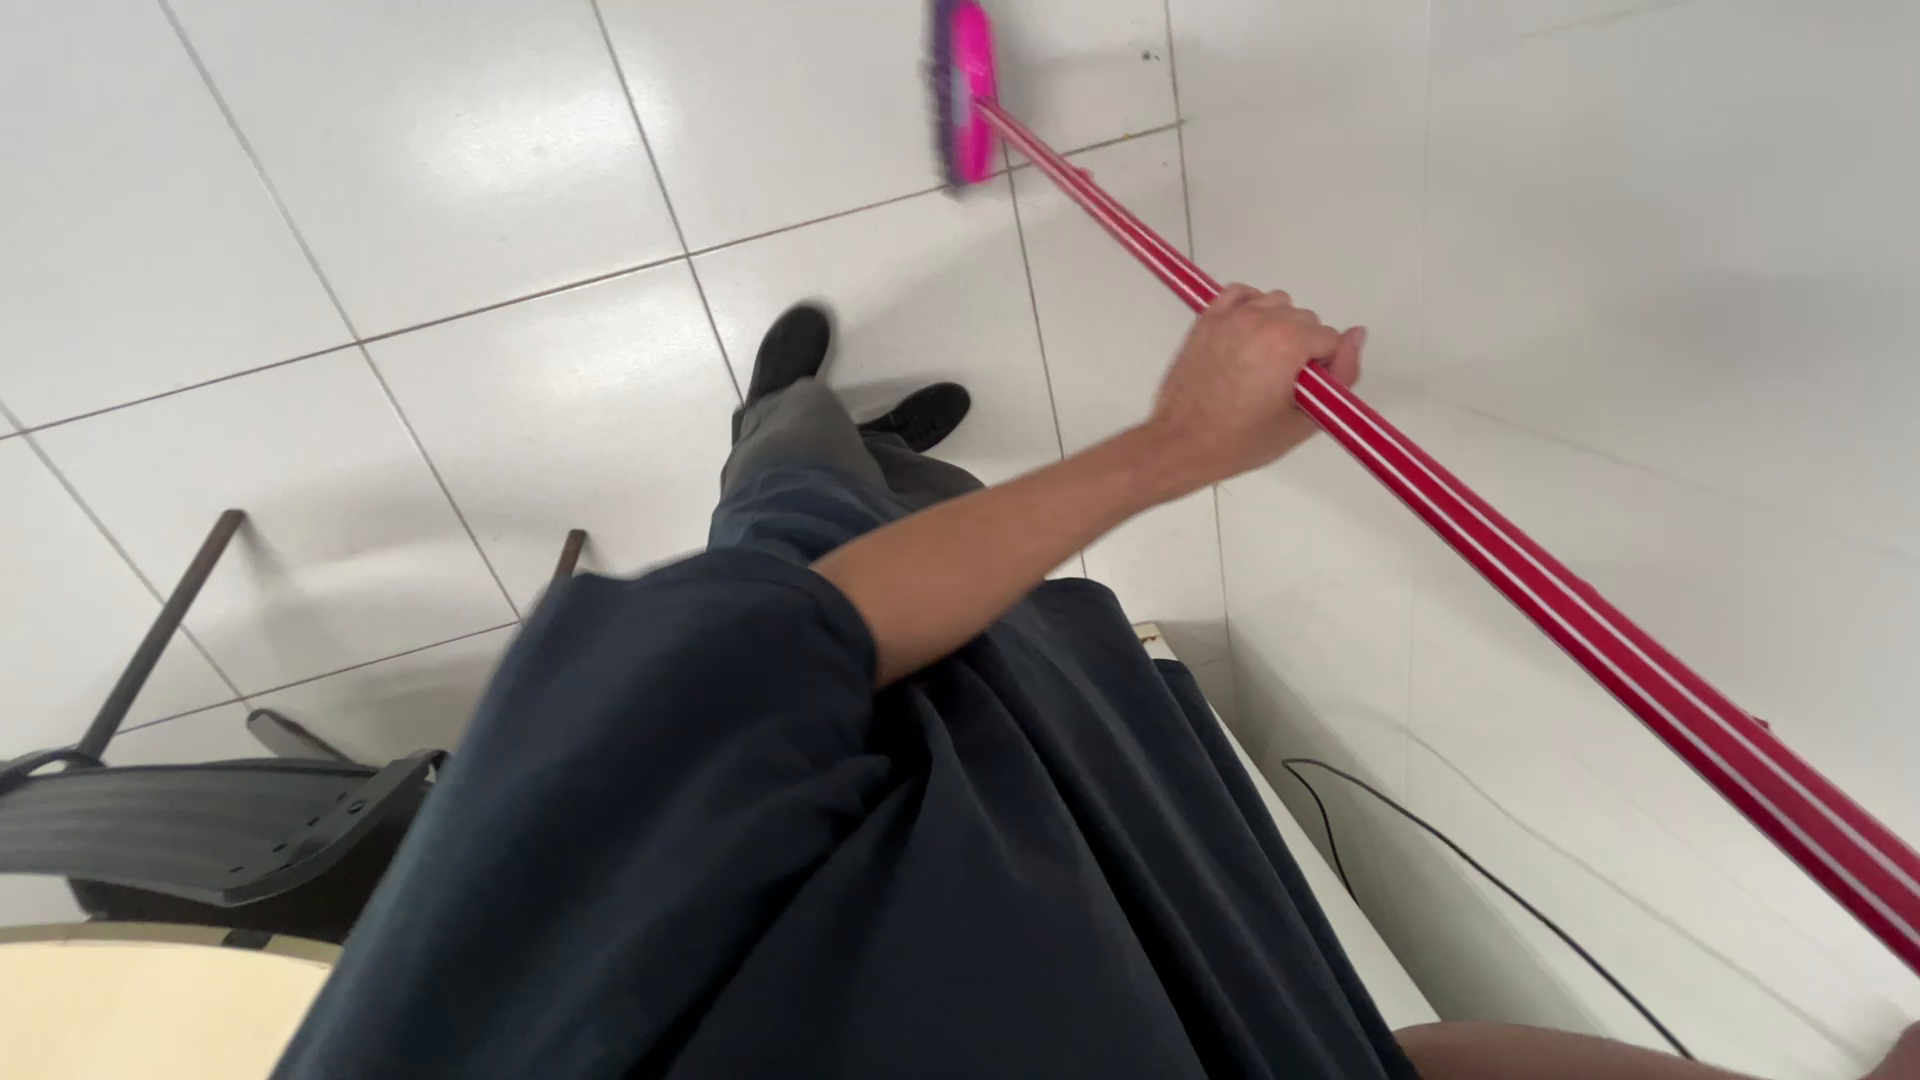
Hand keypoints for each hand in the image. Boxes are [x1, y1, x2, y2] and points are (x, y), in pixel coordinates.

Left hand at [1142, 284, 1363, 492]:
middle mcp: (1261, 320)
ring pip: (1276, 304)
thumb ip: (1342, 376)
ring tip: (1260, 363)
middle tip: (1278, 384)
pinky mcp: (1206, 320)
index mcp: (1289, 343)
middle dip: (1300, 348)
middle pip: (1305, 321)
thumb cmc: (1241, 441)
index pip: (1331, 340)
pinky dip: (1249, 306)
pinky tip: (1247, 334)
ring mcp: (1230, 317)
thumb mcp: (1304, 420)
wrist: (1181, 444)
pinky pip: (1240, 293)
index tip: (1302, 392)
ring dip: (1277, 326)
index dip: (1323, 368)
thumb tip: (1358, 335)